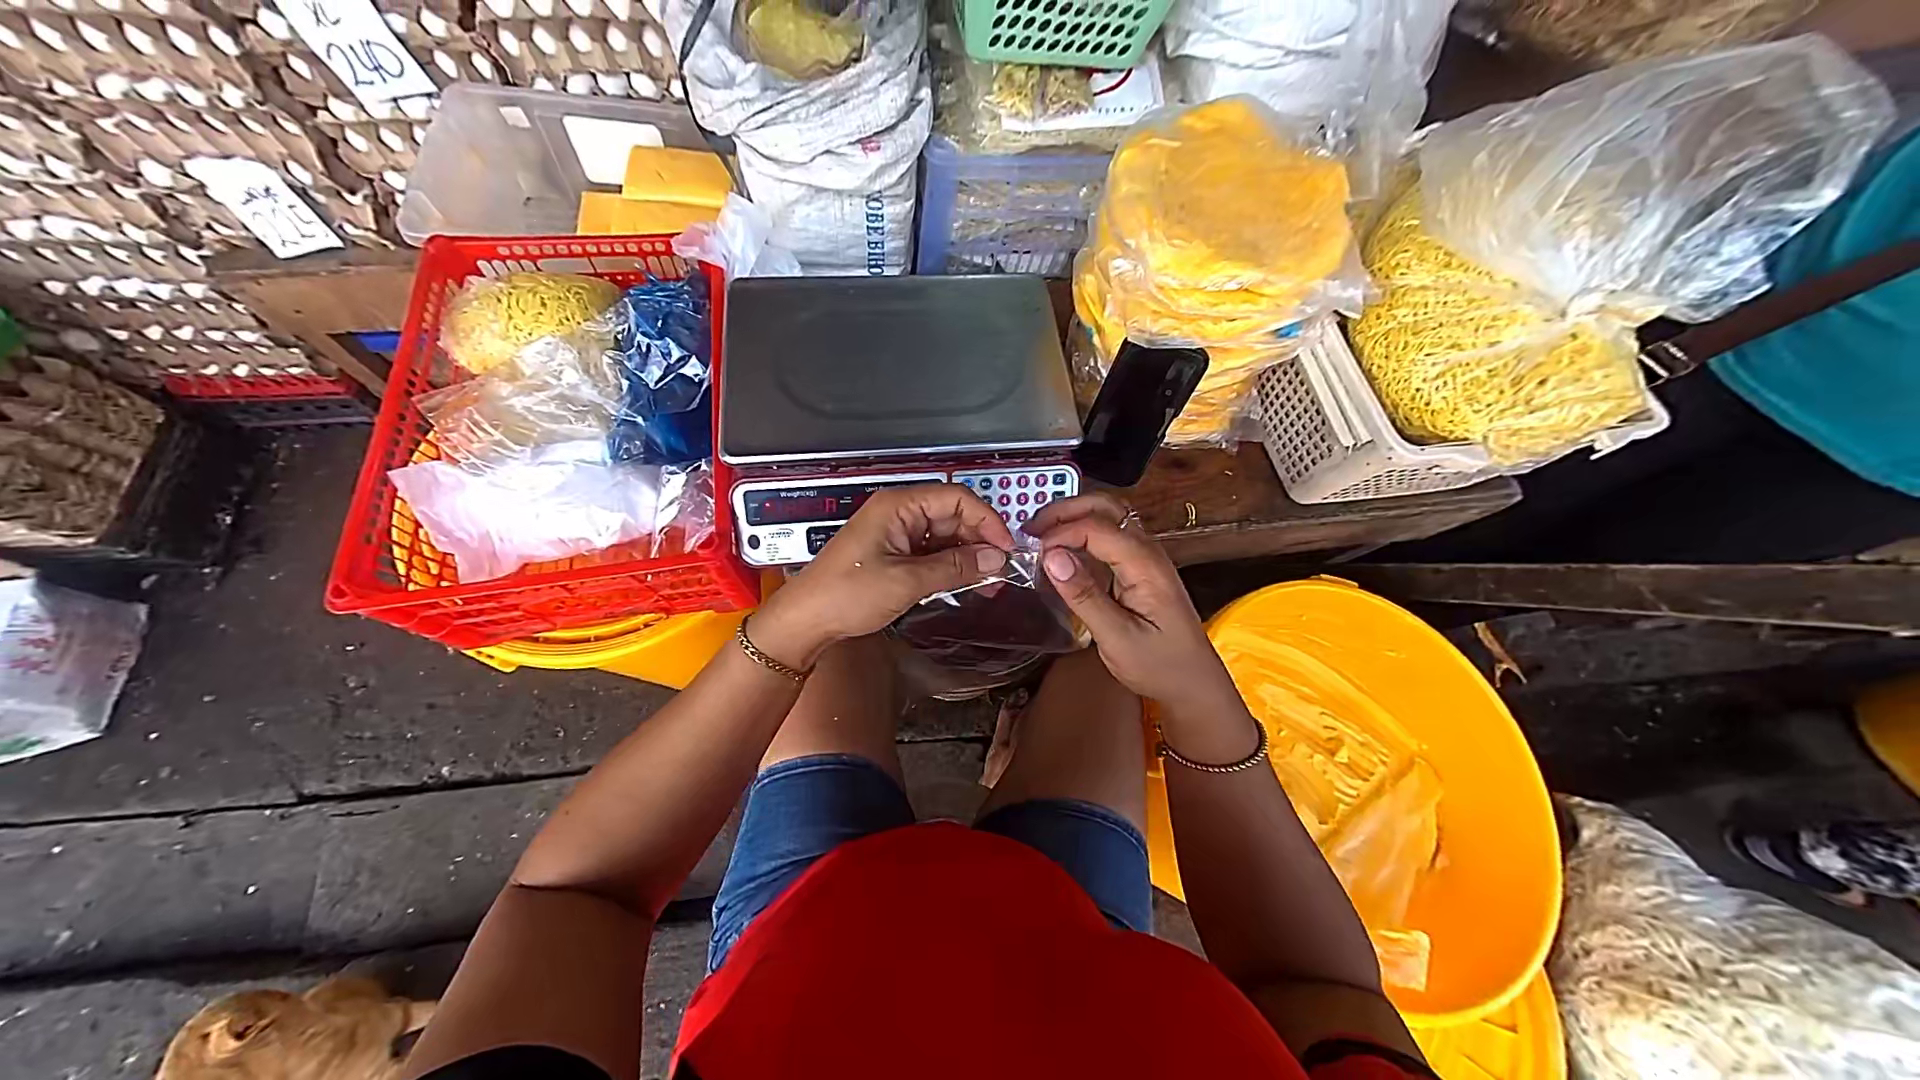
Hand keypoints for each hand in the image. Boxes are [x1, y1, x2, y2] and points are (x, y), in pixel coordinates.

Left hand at [748, 484, 1014, 669]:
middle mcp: (898, 514)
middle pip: (954, 515)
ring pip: (946, 536)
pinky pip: (932, 552)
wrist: (807, 620)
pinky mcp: (895, 554)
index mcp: (898, 506)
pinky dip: (951, 567)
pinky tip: (967, 583)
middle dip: (980, 540)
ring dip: (968, 556)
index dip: (986, 520)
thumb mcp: (907, 581)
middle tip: (1000, 568)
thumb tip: (994, 558)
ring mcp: (896, 534)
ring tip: (988, 581)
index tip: (1005, 547)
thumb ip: (955, 567)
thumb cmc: (843, 594)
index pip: (956, 498)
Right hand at [1025, 493, 1241, 718]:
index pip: (1097, 527)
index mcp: (1146, 565)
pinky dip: (1080, 535)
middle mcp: (1147, 552)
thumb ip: (1084, 596)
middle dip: (1064, 510)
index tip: (1033, 552)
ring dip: (1072, 519)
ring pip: (1106, 517)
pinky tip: (1060, 552)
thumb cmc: (1160, 666)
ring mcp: (1144, 558)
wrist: (1194, 685)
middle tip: (1031, 530)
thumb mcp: (1117, 638)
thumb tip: (1051, 557)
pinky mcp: (1137, 569)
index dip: (1061, 533)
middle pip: (1105, 507)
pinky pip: (1107, 538)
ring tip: (1039, 537)